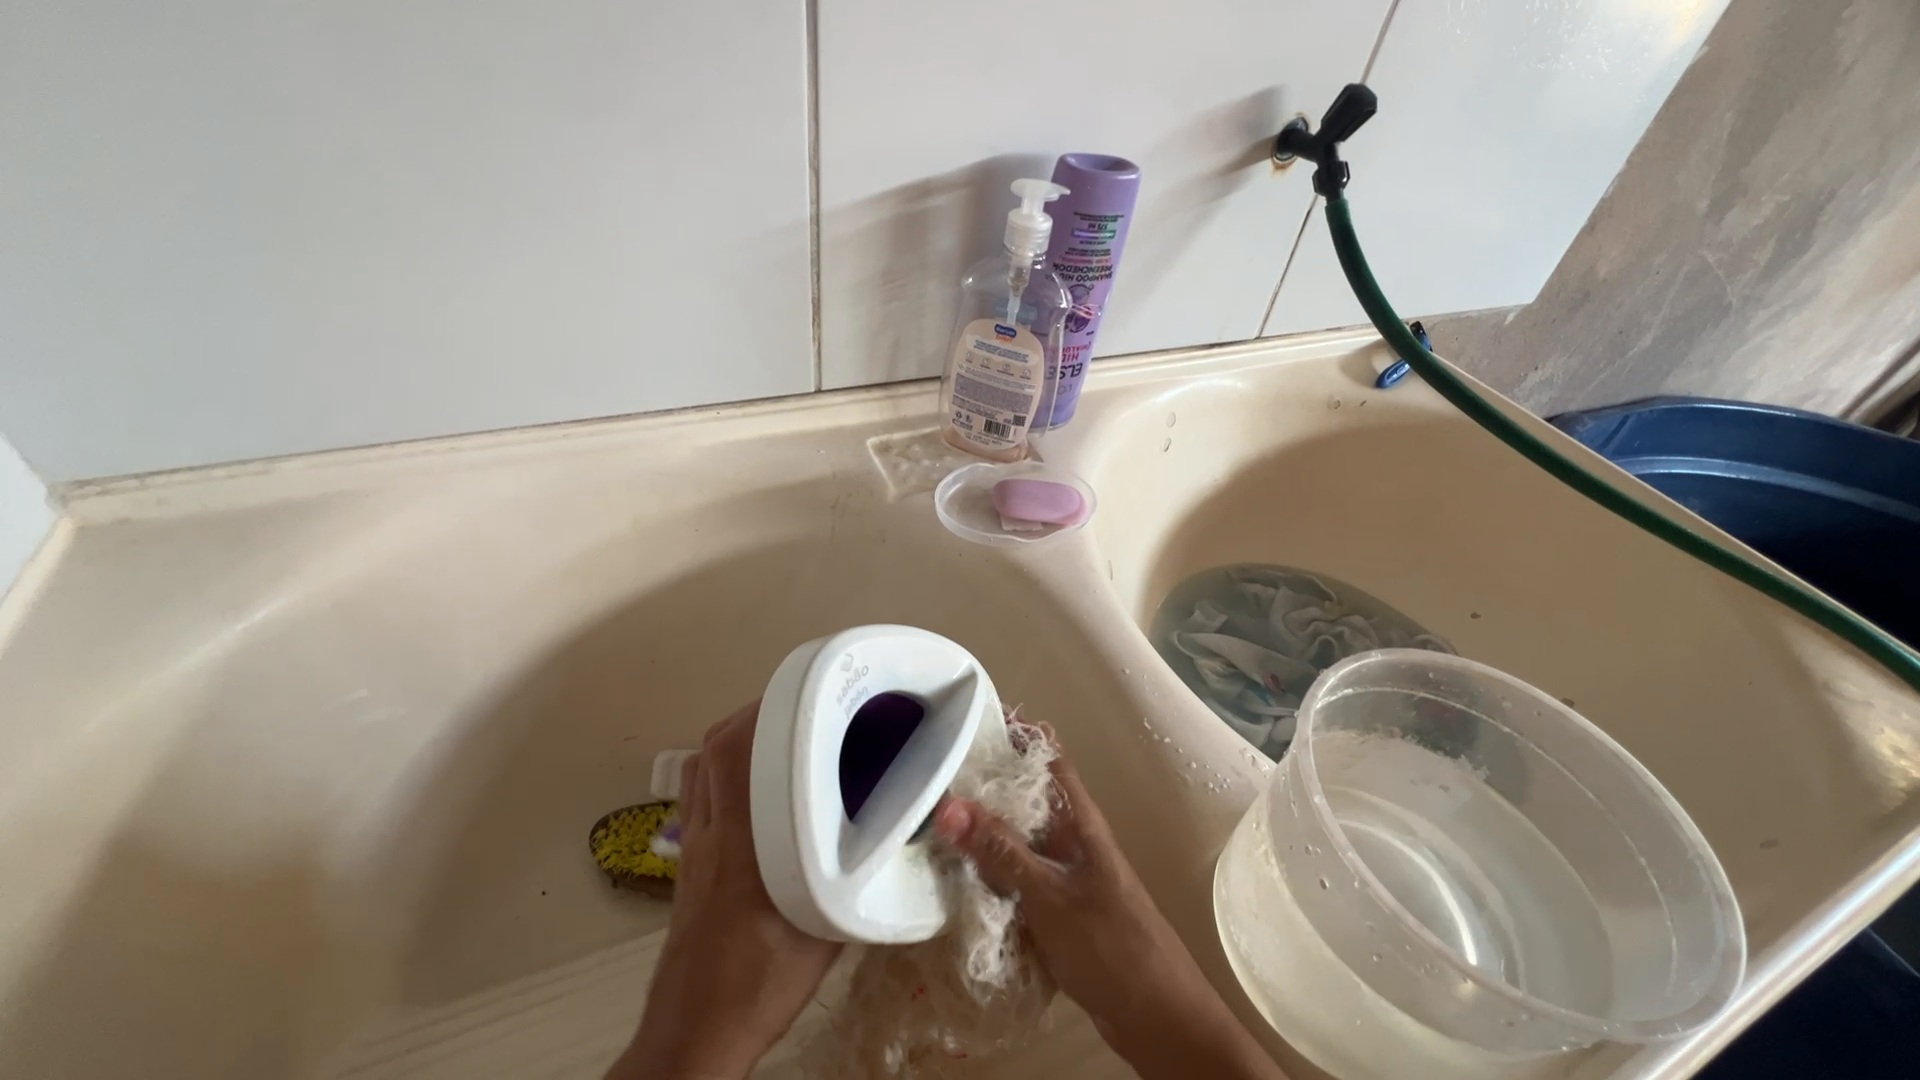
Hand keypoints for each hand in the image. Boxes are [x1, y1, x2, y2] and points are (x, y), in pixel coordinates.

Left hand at [607, 702, 841, 1079]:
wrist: (696, 1030)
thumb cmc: (763, 979)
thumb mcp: (829, 930)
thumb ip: (862, 878)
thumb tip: (900, 837)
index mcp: (744, 841)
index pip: (736, 755)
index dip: (765, 713)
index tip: (804, 694)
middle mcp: (712, 830)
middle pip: (715, 749)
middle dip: (757, 713)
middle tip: (803, 707)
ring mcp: (694, 844)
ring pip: (702, 768)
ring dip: (737, 737)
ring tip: (782, 733)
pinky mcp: (688, 860)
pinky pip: (698, 792)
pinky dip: (723, 769)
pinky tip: (757, 781)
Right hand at [932, 735, 1285, 1079]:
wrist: (1157, 1017)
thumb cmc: (1112, 945)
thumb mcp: (1050, 895)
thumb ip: (1000, 851)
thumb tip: (946, 804)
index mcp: (1078, 818)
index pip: (1043, 756)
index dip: (1009, 733)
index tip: (959, 720)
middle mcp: (1068, 837)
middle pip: (1020, 797)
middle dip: (978, 786)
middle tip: (922, 775)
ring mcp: (1061, 872)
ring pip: (1013, 838)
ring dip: (978, 832)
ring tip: (923, 818)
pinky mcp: (1053, 907)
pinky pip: (1012, 876)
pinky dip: (985, 872)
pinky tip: (951, 875)